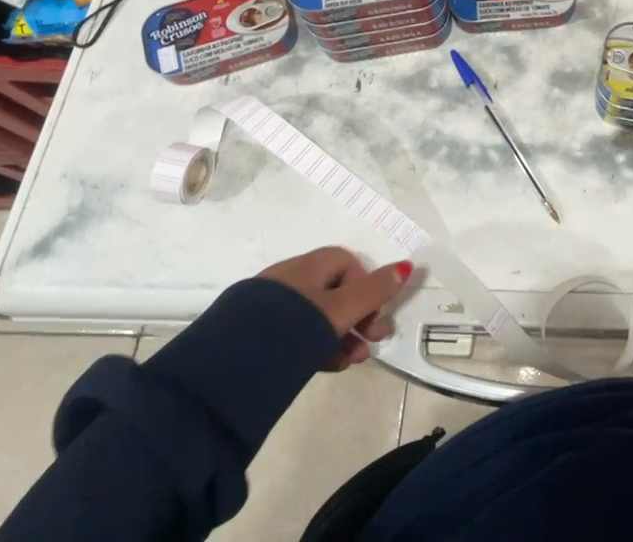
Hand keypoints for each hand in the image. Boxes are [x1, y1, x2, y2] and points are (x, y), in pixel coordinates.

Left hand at [260, 247, 413, 369]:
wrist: (227, 369)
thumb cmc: (294, 329)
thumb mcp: (342, 310)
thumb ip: (374, 290)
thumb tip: (406, 266)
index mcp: (307, 266)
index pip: (347, 263)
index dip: (366, 286)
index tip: (374, 315)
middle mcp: (287, 280)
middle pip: (334, 292)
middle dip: (358, 318)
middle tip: (371, 344)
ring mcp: (268, 309)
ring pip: (316, 317)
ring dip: (341, 337)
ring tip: (350, 363)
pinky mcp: (254, 335)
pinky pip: (295, 335)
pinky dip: (316, 346)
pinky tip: (325, 367)